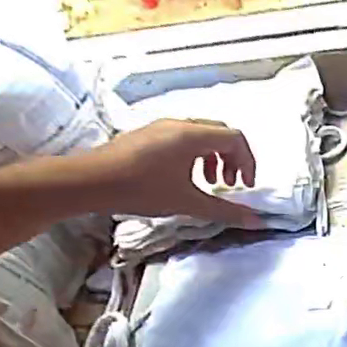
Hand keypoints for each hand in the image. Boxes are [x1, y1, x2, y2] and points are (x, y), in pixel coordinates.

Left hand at [65, 119, 262, 224]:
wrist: (90, 181)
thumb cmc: (142, 189)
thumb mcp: (188, 203)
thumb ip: (225, 211)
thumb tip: (256, 221)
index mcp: (192, 136)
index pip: (235, 138)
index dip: (248, 162)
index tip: (245, 185)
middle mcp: (179, 125)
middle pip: (220, 134)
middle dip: (233, 159)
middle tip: (231, 183)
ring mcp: (161, 127)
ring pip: (202, 135)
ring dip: (215, 158)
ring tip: (210, 183)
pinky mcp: (148, 135)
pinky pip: (184, 138)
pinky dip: (196, 155)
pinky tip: (186, 178)